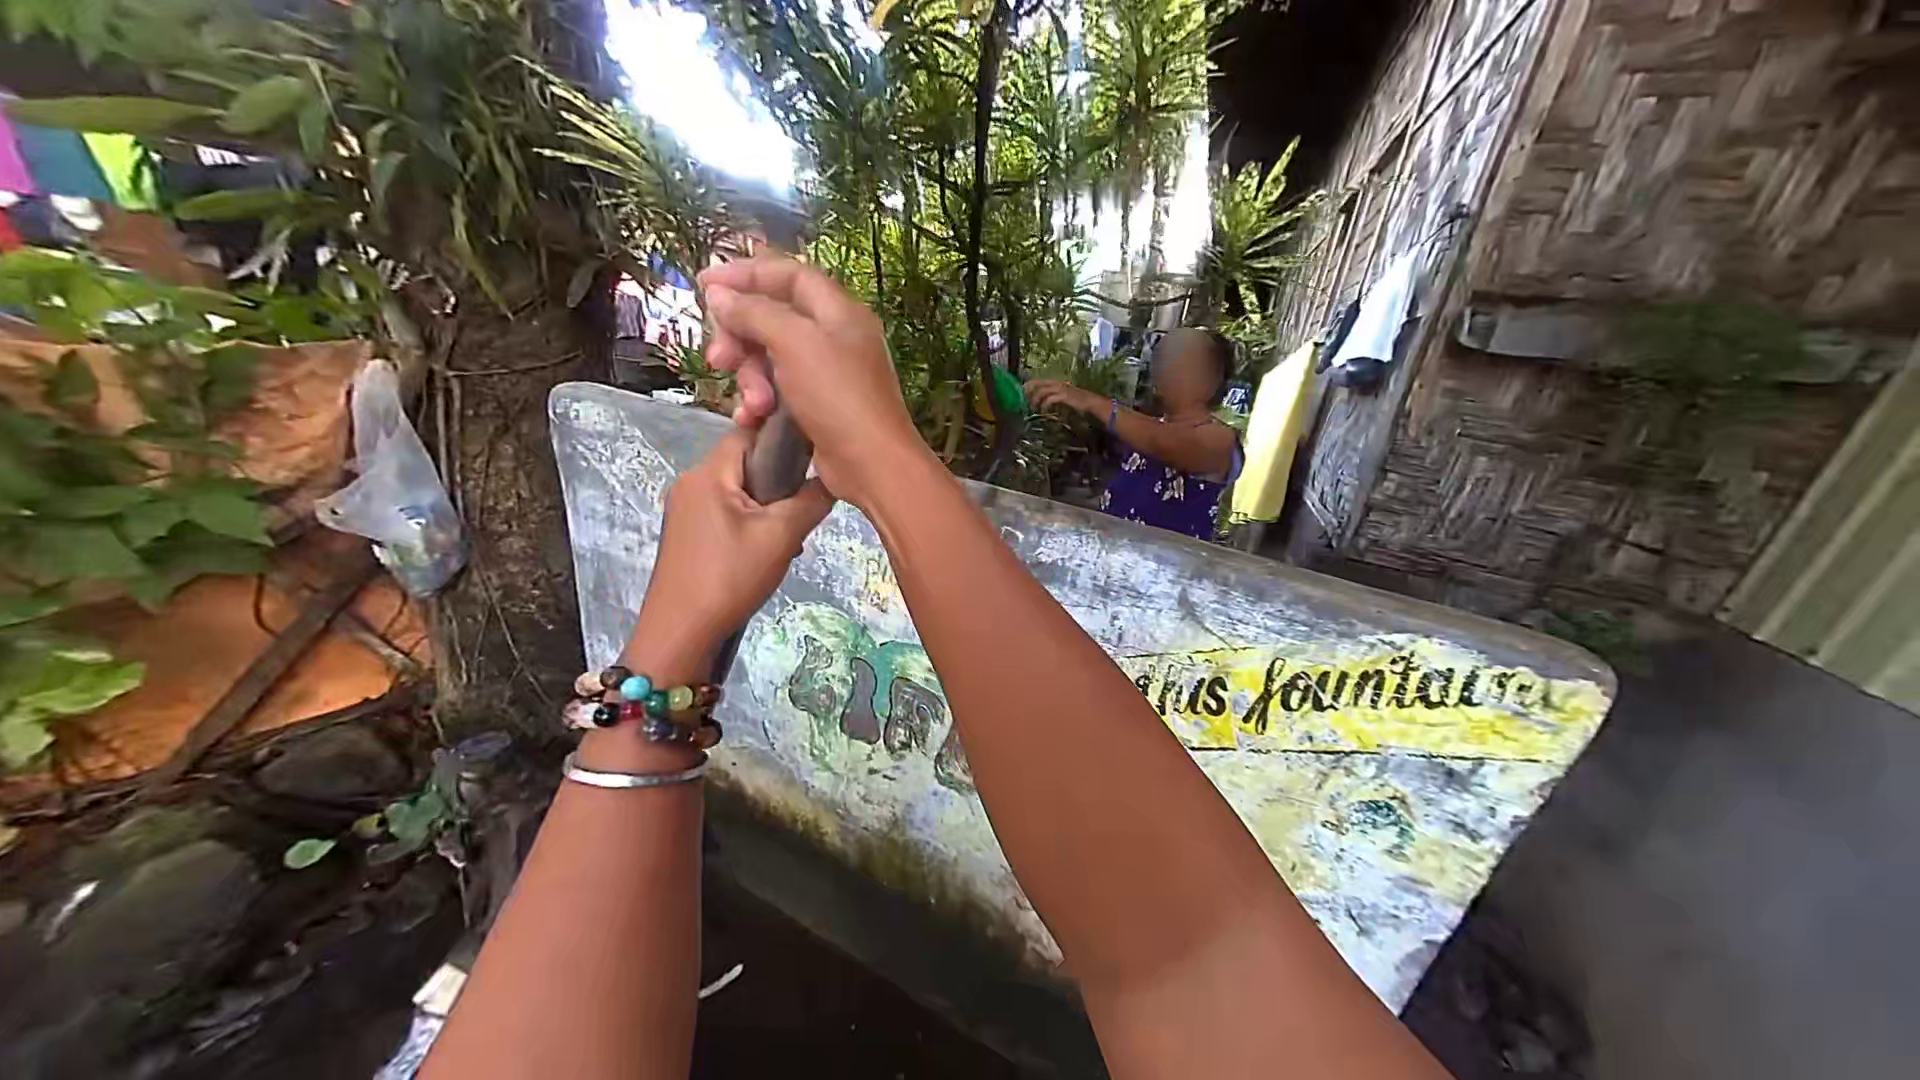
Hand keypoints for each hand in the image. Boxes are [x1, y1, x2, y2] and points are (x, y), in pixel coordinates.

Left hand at [633, 428, 835, 657]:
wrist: (681, 633)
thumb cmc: (730, 576)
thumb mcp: (781, 535)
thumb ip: (812, 500)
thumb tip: (835, 478)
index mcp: (708, 473)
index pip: (750, 432)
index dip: (784, 440)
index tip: (813, 460)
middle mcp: (691, 483)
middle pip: (746, 464)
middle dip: (780, 484)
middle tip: (801, 513)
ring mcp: (686, 511)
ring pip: (740, 493)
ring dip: (769, 510)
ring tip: (786, 539)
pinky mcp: (688, 535)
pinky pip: (728, 515)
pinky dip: (752, 526)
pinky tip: (765, 554)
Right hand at [698, 257, 929, 507]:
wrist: (871, 464)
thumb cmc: (837, 397)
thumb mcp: (794, 344)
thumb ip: (754, 312)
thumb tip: (719, 294)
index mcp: (838, 311)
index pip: (788, 274)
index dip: (746, 273)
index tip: (704, 284)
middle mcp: (834, 337)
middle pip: (772, 318)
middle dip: (740, 337)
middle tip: (718, 358)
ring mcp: (827, 374)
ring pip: (771, 359)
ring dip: (751, 379)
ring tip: (754, 405)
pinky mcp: (818, 407)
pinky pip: (778, 391)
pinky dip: (761, 402)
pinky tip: (752, 419)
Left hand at [1025, 379, 1107, 416]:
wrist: (1092, 404)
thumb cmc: (1078, 403)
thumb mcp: (1063, 399)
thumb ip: (1053, 398)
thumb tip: (1041, 403)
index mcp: (1057, 383)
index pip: (1038, 381)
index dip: (1029, 386)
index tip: (1022, 394)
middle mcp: (1057, 383)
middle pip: (1038, 384)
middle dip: (1029, 392)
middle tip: (1024, 401)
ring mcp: (1061, 389)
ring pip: (1042, 391)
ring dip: (1035, 400)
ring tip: (1034, 408)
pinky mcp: (1064, 396)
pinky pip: (1049, 399)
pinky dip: (1044, 405)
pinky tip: (1043, 411)